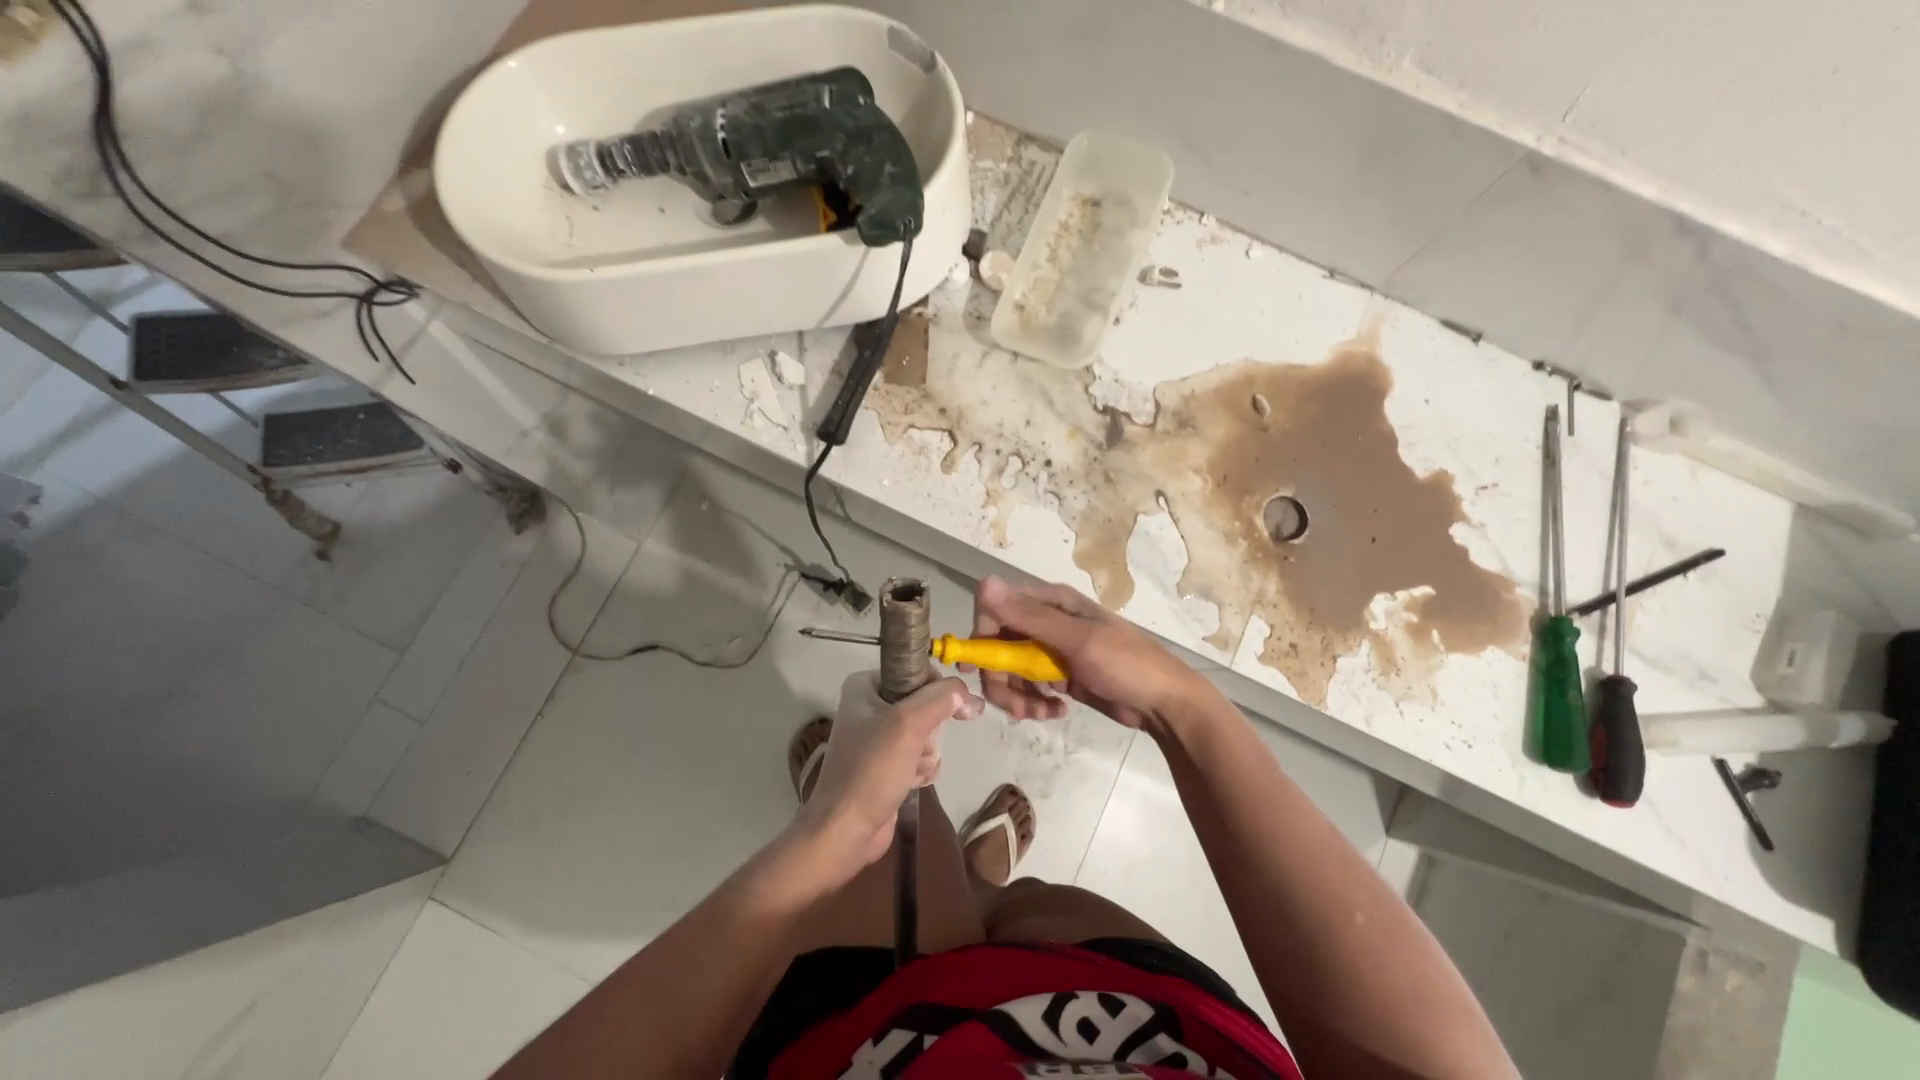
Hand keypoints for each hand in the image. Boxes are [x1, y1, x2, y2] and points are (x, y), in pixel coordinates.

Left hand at [798, 672, 983, 876]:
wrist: (846, 830)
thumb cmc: (871, 770)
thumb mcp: (908, 723)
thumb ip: (942, 699)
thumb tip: (972, 696)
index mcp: (863, 687)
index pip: (915, 671)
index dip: (936, 689)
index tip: (951, 708)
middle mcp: (868, 708)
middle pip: (924, 705)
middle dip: (930, 731)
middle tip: (919, 747)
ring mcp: (876, 739)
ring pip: (926, 734)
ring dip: (927, 754)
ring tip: (910, 770)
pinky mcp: (885, 767)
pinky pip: (919, 757)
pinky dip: (921, 770)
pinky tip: (911, 783)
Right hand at [971, 576, 1205, 733]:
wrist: (1166, 705)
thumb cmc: (1127, 665)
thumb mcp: (1078, 641)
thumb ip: (1029, 617)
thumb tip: (983, 583)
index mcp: (1053, 602)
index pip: (996, 608)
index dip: (983, 637)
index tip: (979, 668)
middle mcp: (1048, 621)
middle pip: (999, 644)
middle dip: (1000, 677)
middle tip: (1015, 706)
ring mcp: (1054, 650)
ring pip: (1011, 669)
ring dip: (1017, 695)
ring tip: (1040, 712)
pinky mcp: (1060, 676)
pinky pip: (1029, 686)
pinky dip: (1034, 702)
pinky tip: (1055, 711)